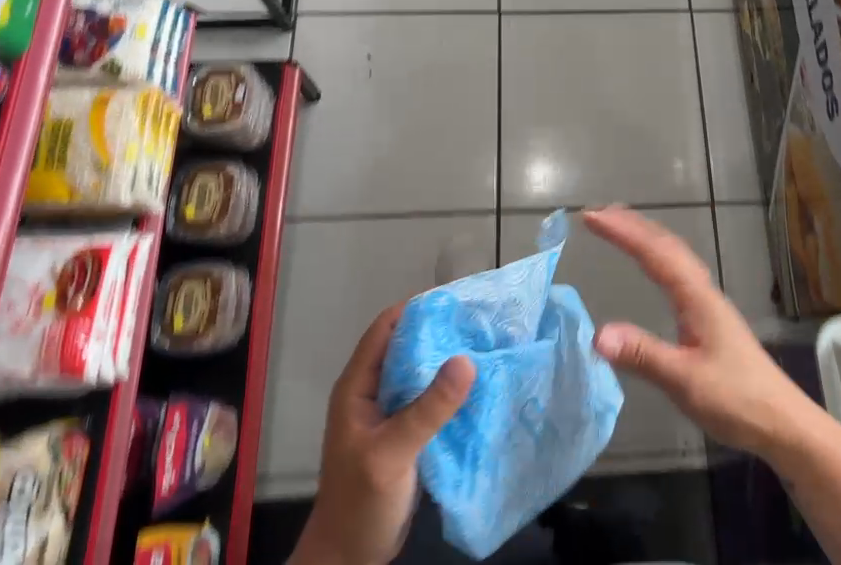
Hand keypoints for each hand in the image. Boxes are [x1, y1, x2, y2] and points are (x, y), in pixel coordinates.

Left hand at [290, 304, 475, 564]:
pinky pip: (431, 401)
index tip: (460, 301)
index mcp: (358, 386)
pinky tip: (482, 388)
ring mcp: (391, 414)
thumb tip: (466, 360)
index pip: (386, 329)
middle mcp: (374, 392)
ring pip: (422, 374)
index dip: (419, 309)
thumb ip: (427, 409)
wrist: (350, 556)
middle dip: (442, 333)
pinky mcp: (408, 434)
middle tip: (484, 322)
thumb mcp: (392, 453)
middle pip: (408, 347)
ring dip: (450, 362)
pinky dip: (453, 391)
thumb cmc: (359, 501)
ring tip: (490, 347)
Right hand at [582, 205, 821, 456]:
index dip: (623, 233)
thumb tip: (596, 335)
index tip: (591, 217)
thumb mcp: (685, 381)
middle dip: (633, 226)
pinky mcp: (711, 322)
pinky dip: (658, 260)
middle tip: (598, 214)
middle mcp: (704, 294)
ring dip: (646, 239)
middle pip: (667, 247)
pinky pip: (679, 275)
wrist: (782, 424)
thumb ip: (643, 356)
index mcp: (698, 299)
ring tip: (620, 228)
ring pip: (675, 259)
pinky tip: (654, 270)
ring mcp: (709, 307)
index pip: (656, 254)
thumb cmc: (737, 400)